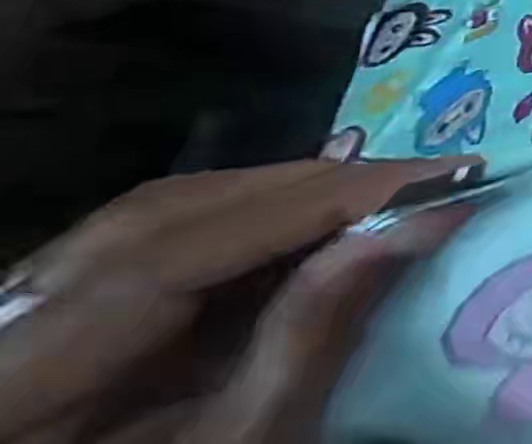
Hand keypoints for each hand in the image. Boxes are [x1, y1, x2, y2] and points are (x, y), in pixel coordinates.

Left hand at [0, 158, 472, 443]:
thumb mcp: (242, 440)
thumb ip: (316, 330)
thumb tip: (424, 220)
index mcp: (11, 385)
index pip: (171, 259)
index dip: (312, 204)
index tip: (430, 176)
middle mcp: (8, 322)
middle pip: (171, 214)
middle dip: (316, 185)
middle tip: (427, 175)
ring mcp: (38, 302)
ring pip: (175, 206)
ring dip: (297, 188)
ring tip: (391, 186)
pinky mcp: (78, 293)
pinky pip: (173, 225)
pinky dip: (266, 207)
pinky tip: (328, 203)